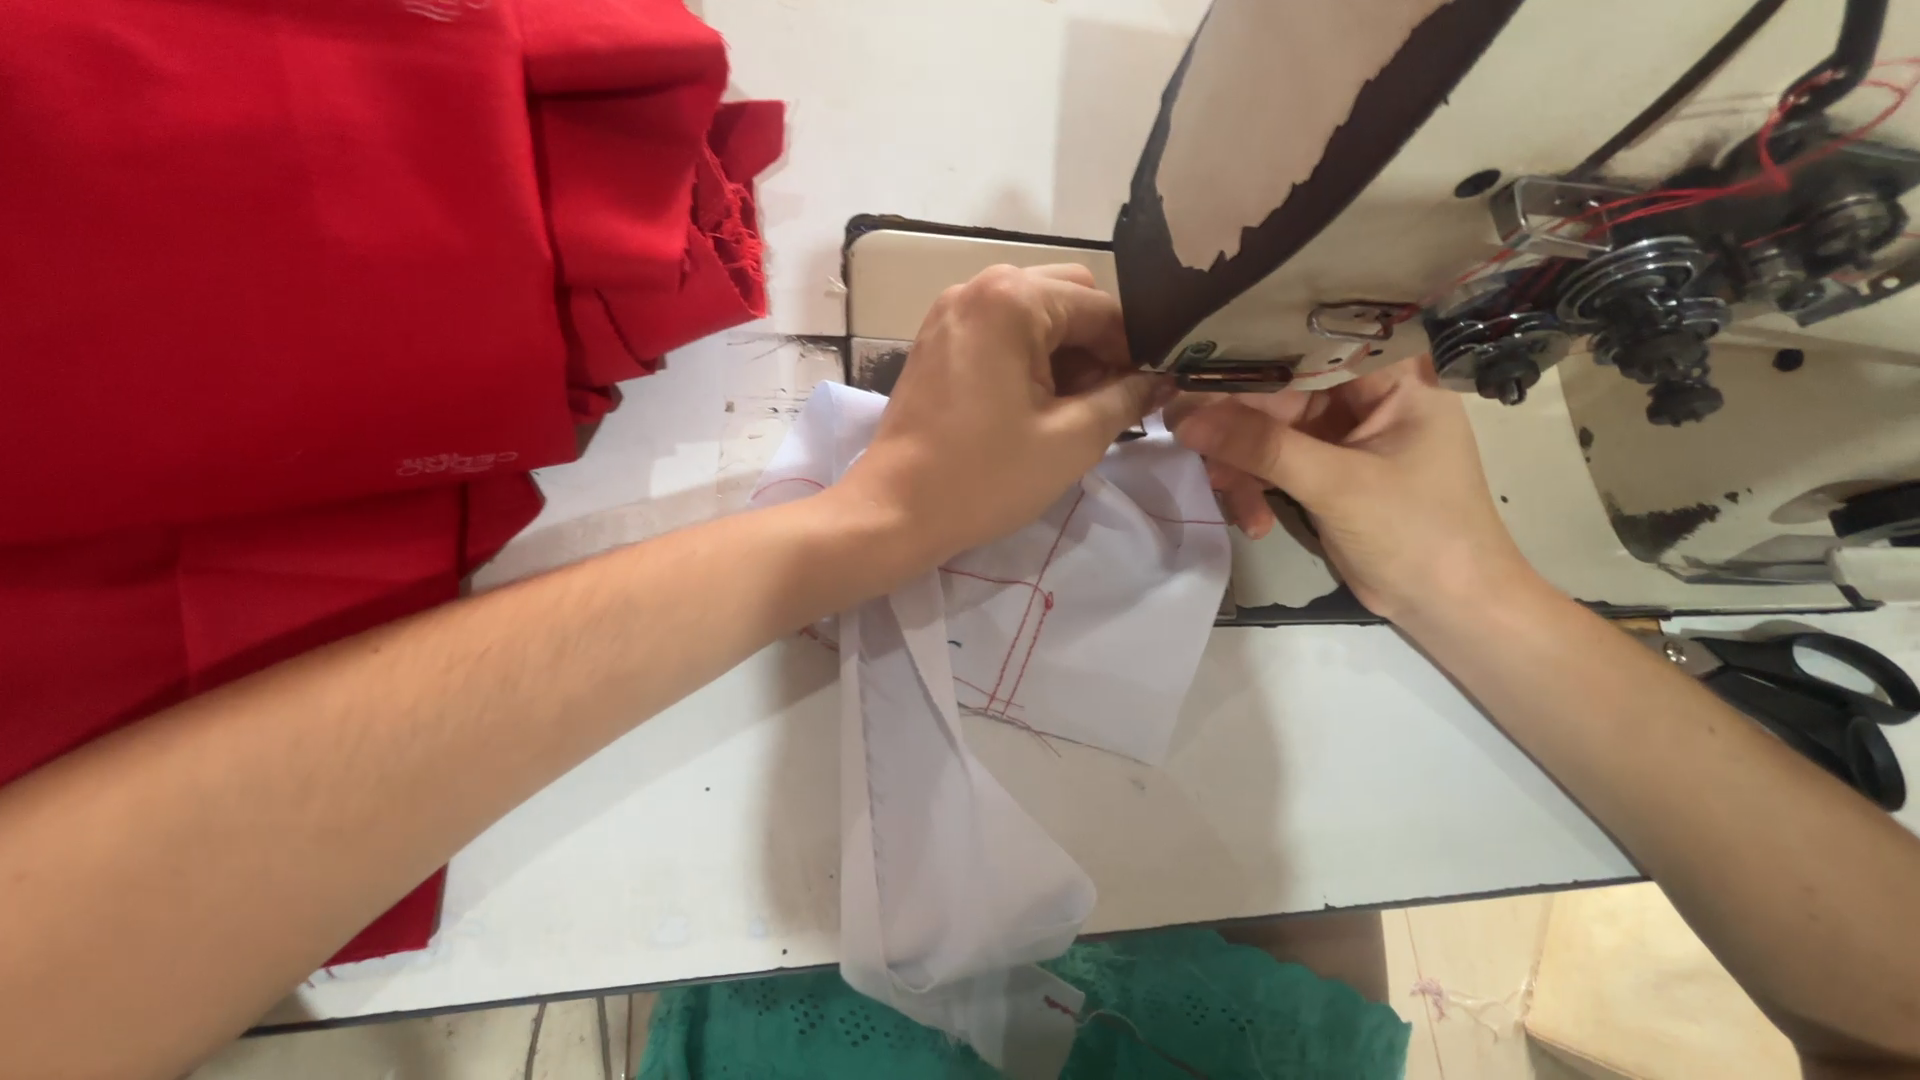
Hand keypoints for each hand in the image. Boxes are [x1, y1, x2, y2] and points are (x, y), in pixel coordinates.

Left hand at [837, 263, 1172, 565]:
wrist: (896, 510)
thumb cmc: (985, 476)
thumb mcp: (1072, 439)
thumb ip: (1126, 397)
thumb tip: (1162, 378)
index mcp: (1012, 299)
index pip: (1102, 308)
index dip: (1135, 350)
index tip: (1149, 391)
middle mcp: (978, 287)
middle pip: (1067, 298)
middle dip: (1098, 345)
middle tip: (1108, 401)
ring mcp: (951, 312)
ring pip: (1034, 314)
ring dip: (1065, 352)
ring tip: (1074, 408)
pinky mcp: (937, 340)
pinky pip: (1000, 331)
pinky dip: (1029, 357)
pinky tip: (1037, 403)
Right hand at [1169, 355, 1540, 622]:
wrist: (1447, 605)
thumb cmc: (1418, 532)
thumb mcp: (1337, 485)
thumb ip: (1261, 448)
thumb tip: (1184, 420)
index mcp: (1393, 375)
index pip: (1308, 346)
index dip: (1247, 356)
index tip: (1190, 369)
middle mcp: (1366, 394)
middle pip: (1277, 391)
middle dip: (1234, 427)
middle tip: (1188, 444)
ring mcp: (1342, 433)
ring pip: (1265, 431)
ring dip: (1241, 466)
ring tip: (1226, 497)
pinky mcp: (1323, 469)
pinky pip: (1270, 463)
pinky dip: (1254, 488)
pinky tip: (1253, 521)